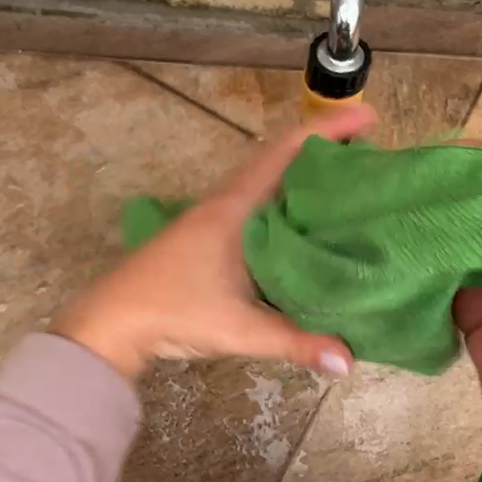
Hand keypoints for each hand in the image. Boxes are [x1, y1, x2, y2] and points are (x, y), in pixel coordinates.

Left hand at [52, 108, 375, 381]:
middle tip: (371, 161)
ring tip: (347, 191)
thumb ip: (295, 342)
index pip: (286, 152)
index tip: (368, 119)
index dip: (328, 131)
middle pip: (281, 162)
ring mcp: (215, 221)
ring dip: (305, 181)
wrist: (110, 324)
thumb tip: (348, 362)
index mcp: (235, 209)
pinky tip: (307, 231)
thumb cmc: (172, 311)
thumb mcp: (238, 329)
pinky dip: (287, 208)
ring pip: (268, 187)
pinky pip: (258, 210)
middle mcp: (226, 205)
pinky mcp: (209, 240)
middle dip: (325, 154)